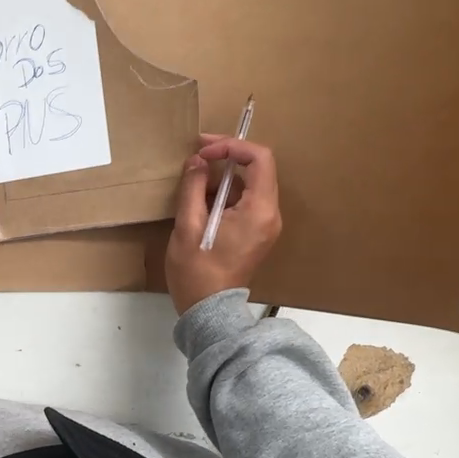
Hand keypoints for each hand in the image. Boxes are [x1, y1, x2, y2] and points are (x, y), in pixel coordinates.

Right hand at [165, 136, 282, 313]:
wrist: (208, 311)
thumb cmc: (197, 271)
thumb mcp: (188, 226)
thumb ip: (193, 188)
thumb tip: (197, 161)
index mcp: (259, 211)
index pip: (260, 159)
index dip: (232, 146)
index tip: (204, 151)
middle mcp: (270, 215)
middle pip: (257, 170)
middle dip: (227, 157)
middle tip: (196, 155)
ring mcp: (265, 225)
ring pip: (249, 186)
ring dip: (222, 177)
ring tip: (192, 182)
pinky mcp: (256, 234)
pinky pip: (245, 202)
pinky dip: (225, 194)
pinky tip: (200, 201)